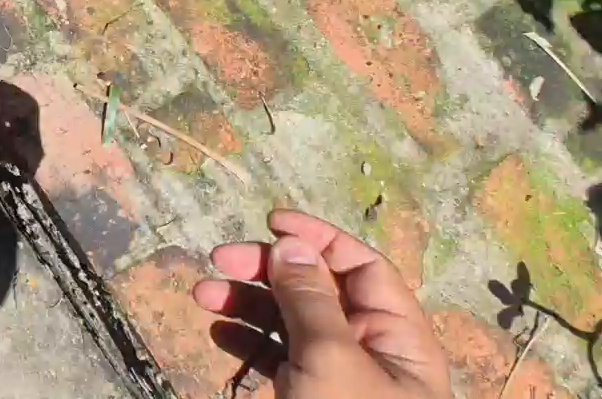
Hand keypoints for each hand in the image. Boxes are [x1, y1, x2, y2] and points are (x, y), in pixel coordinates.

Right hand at [193, 210, 451, 398]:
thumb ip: (309, 298)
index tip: (268, 220)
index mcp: (398, 341)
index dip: (320, 238)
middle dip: (265, 268)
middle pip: (315, 286)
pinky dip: (243, 336)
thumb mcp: (331, 359)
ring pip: (286, 316)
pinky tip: (218, 334)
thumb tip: (292, 242)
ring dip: (242, 299)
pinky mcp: (306, 395)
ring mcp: (336, 375)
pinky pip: (273, 351)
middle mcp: (370, 351)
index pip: (364, 269)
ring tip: (203, 296)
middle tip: (219, 258)